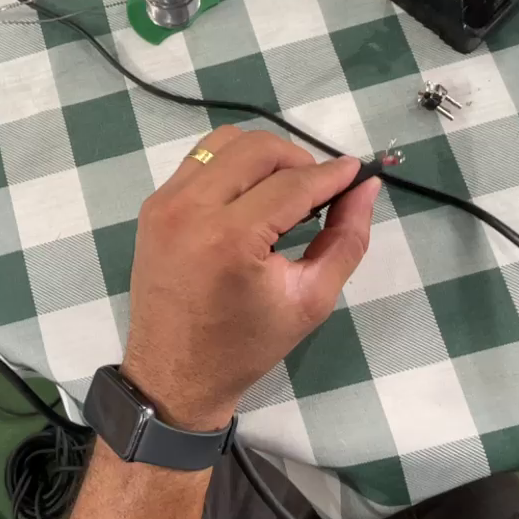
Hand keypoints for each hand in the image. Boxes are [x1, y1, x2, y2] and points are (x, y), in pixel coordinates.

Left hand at [121, 127, 377, 430]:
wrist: (174, 375)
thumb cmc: (245, 346)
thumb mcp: (310, 299)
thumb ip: (346, 240)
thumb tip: (366, 187)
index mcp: (230, 238)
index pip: (293, 184)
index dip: (332, 175)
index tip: (357, 172)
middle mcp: (191, 209)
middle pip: (257, 149)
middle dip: (299, 160)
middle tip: (319, 190)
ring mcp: (165, 204)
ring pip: (224, 143)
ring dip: (262, 157)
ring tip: (283, 191)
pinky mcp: (152, 207)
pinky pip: (199, 162)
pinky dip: (230, 168)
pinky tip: (247, 199)